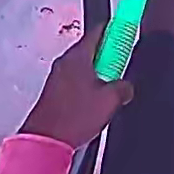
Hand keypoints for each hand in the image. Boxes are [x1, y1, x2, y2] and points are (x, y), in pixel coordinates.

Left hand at [20, 26, 134, 146]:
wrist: (46, 142)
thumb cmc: (74, 117)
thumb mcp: (110, 100)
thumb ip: (123, 87)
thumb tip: (127, 87)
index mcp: (78, 55)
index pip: (99, 31)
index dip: (115, 31)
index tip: (125, 33)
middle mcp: (65, 61)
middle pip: (91, 49)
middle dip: (108, 57)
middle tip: (119, 70)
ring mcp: (56, 76)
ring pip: (83, 66)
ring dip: (97, 74)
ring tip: (106, 92)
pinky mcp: (52, 91)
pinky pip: (74, 80)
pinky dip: (85, 86)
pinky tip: (92, 103)